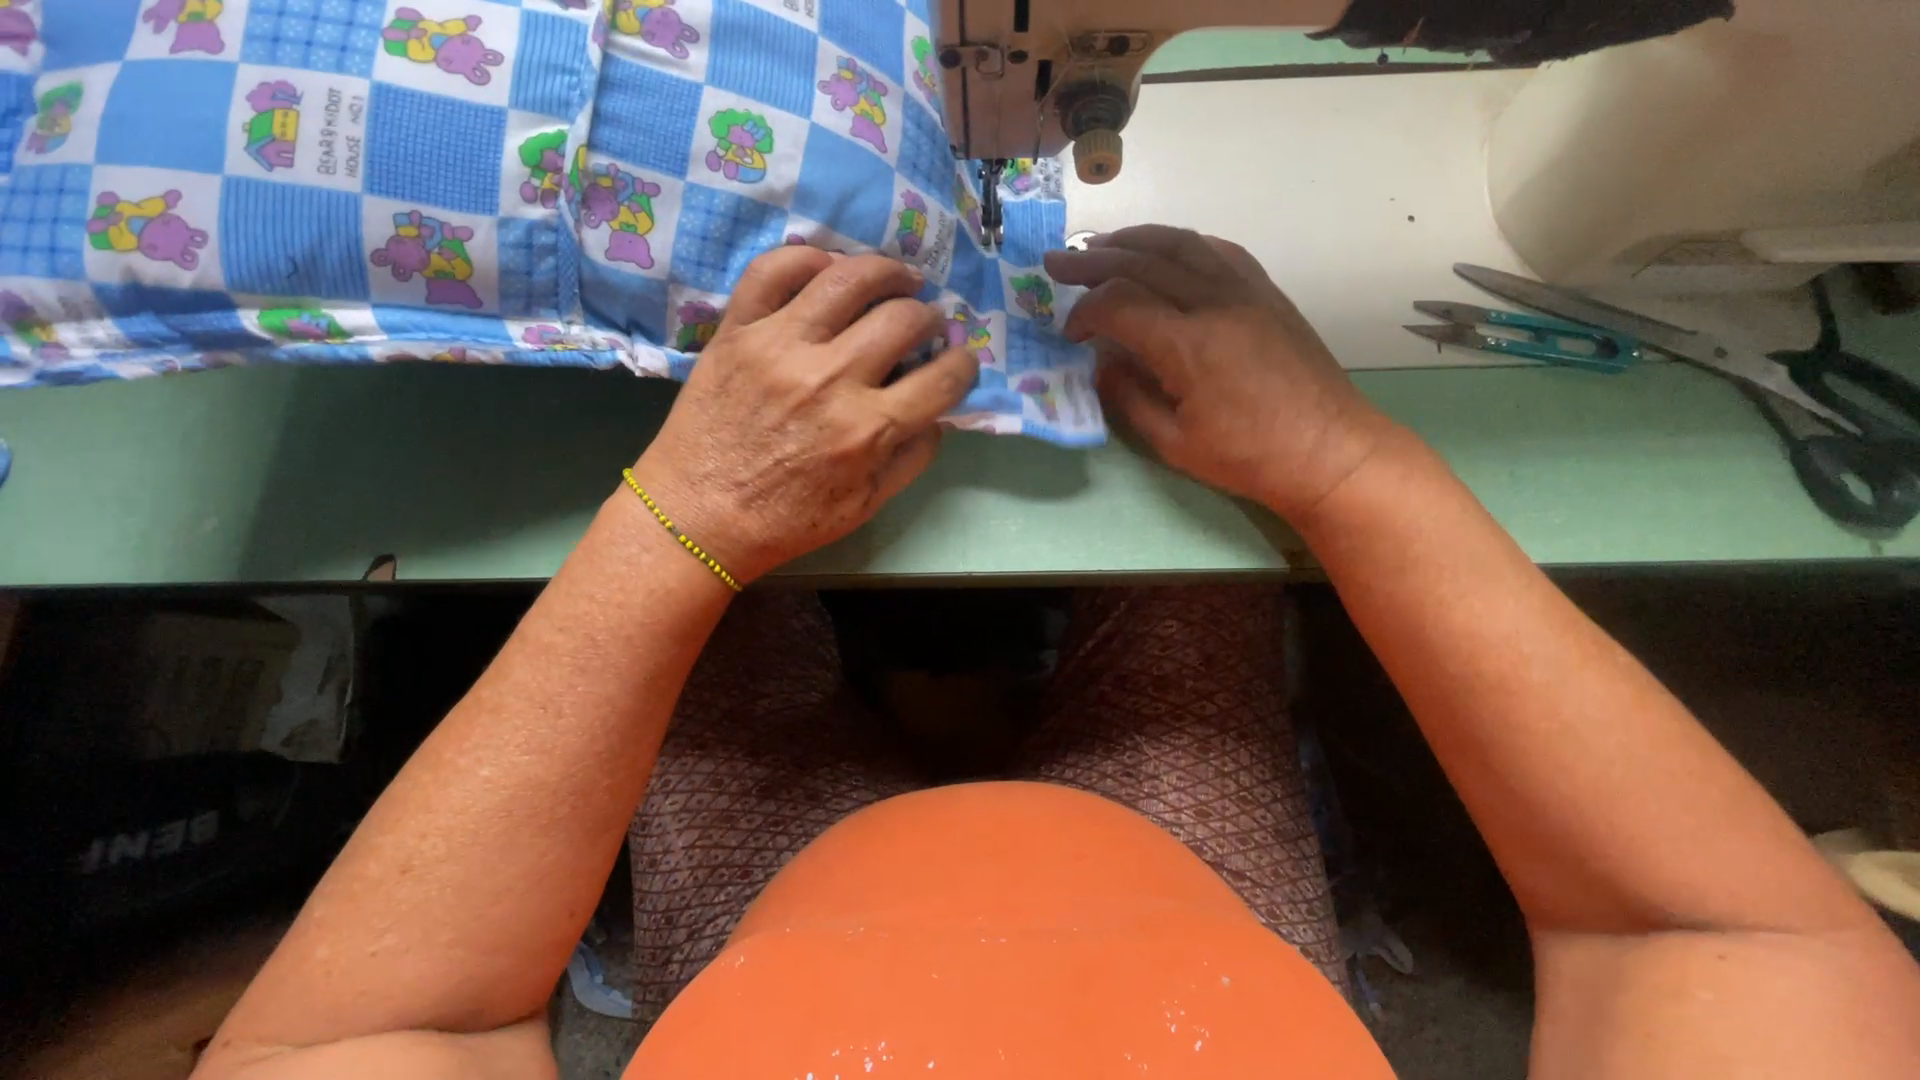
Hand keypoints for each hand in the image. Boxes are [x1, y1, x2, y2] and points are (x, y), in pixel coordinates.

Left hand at [629, 248, 977, 583]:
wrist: (698, 517)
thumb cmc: (787, 520)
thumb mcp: (867, 505)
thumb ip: (914, 458)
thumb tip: (941, 411)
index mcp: (868, 429)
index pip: (944, 378)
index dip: (965, 364)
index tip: (961, 360)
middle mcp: (831, 378)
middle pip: (905, 318)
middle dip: (931, 317)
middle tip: (929, 322)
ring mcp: (780, 346)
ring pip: (849, 278)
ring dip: (888, 271)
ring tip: (899, 278)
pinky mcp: (738, 331)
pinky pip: (774, 270)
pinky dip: (807, 258)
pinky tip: (828, 268)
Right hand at [1044, 226, 1399, 525]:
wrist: (1329, 450)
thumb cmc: (1249, 457)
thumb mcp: (1174, 443)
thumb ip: (1129, 397)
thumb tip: (1101, 364)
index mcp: (1188, 344)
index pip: (1119, 304)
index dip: (1084, 312)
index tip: (1068, 333)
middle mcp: (1215, 303)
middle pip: (1143, 261)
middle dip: (1092, 259)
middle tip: (1056, 262)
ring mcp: (1246, 291)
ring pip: (1181, 244)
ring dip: (1135, 239)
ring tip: (1100, 244)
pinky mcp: (1267, 293)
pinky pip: (1218, 251)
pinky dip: (1182, 244)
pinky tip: (1164, 251)